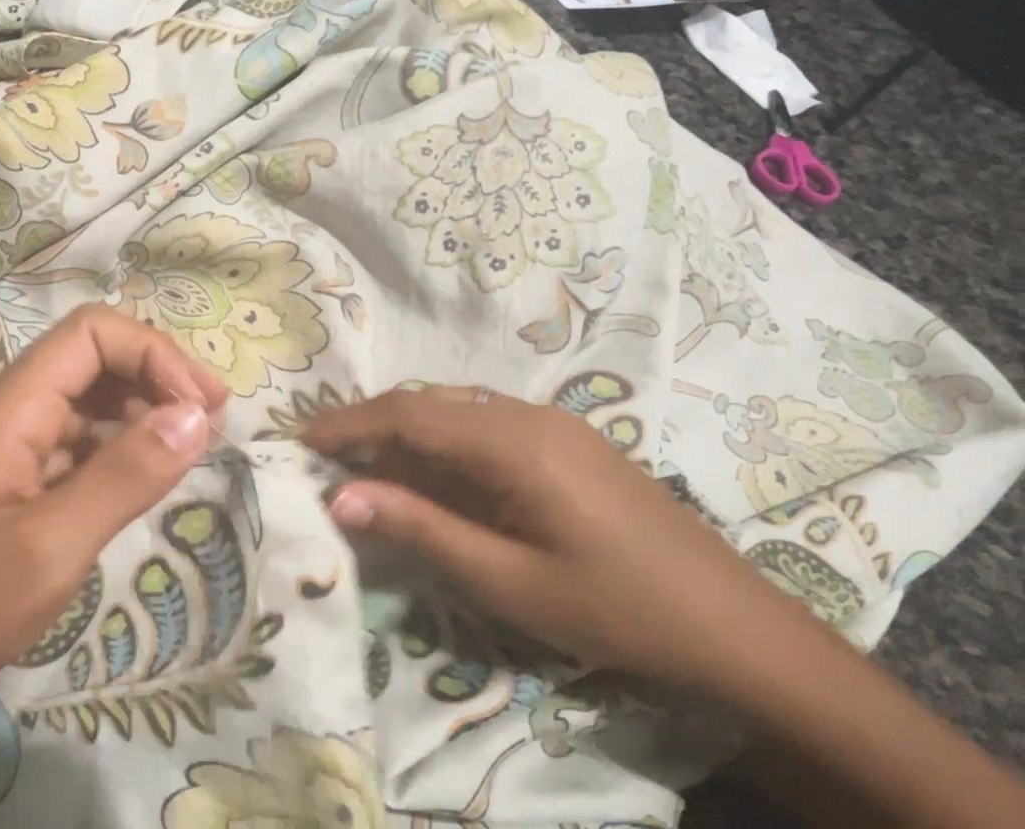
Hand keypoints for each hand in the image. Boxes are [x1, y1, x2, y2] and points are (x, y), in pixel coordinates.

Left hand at [0, 304, 226, 717]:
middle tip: (210, 430)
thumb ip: (123, 477)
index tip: (204, 410)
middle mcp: (6, 415)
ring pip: (81, 406)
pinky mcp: (1, 489)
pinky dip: (111, 456)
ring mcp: (0, 453)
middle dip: (155, 379)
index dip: (155, 354)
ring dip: (138, 417)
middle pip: (89, 361)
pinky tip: (137, 488)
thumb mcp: (49, 547)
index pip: (91, 333)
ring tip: (188, 456)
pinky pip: (67, 451)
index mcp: (11, 409)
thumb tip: (194, 416)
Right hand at [304, 385, 812, 690]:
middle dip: (367, 426)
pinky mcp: (571, 445)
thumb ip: (419, 529)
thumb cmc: (616, 611)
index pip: (406, 416)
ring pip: (455, 412)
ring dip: (403, 434)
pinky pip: (485, 427)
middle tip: (321, 458)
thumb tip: (339, 495)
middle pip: (427, 404)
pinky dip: (440, 445)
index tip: (297, 444)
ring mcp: (556, 427)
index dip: (345, 426)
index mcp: (514, 444)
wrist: (739, 631)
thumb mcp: (507, 581)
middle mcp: (530, 417)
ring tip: (362, 469)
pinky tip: (430, 479)